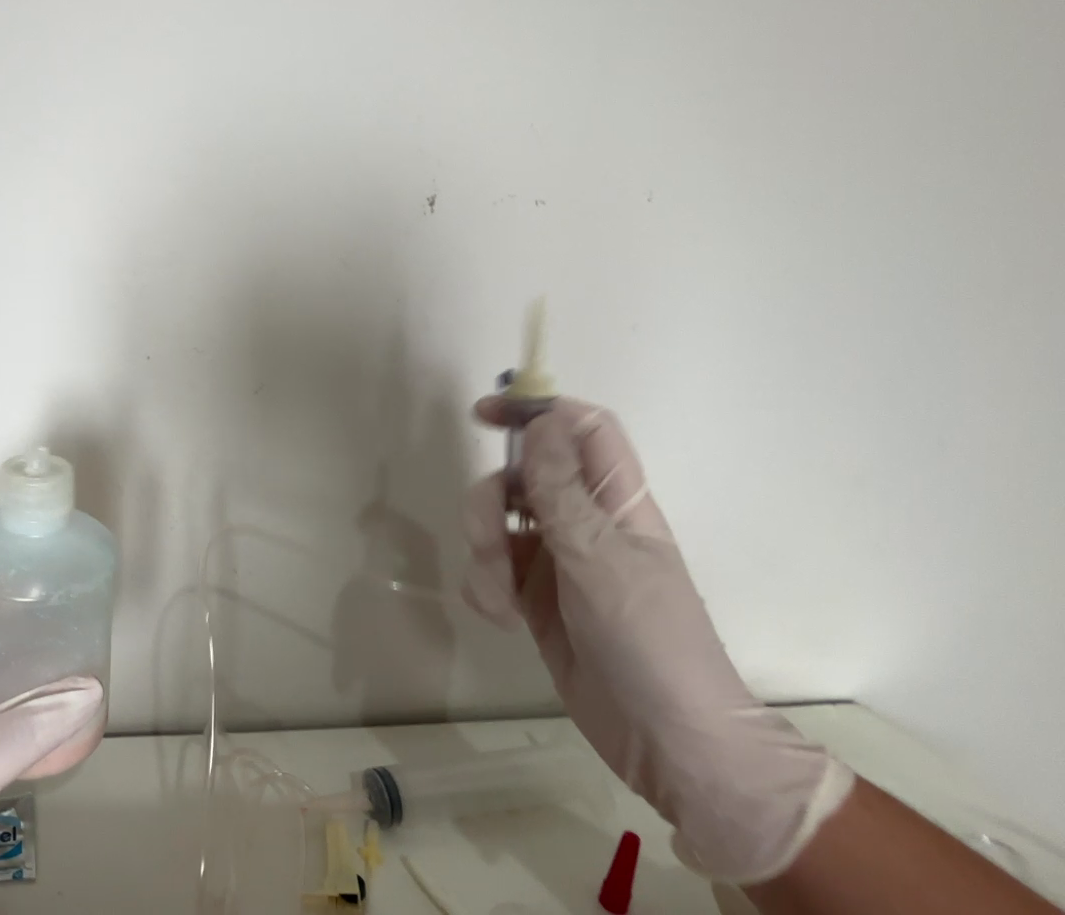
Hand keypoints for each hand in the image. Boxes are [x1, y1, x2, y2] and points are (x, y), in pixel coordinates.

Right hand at [462, 395, 854, 883]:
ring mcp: (556, 562)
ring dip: (485, 556)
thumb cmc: (650, 641)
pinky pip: (490, 571)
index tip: (484, 414)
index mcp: (617, 503)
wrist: (666, 738)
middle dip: (490, 504)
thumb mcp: (601, 559)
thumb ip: (563, 490)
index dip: (537, 412)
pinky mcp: (532, 600)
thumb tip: (542, 421)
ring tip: (502, 600)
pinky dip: (484, 588)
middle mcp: (584, 524)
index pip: (580, 431)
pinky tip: (502, 619)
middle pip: (519, 478)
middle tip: (489, 542)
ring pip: (495, 526)